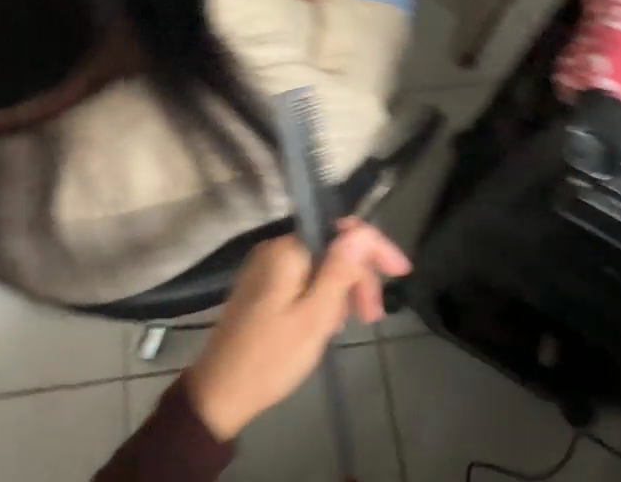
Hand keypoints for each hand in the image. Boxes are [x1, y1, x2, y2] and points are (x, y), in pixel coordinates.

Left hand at [185, 220, 410, 440]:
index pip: (340, 229)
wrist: (219, 392)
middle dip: (358, 277)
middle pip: (330, 247)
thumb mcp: (314, 317)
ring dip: (340, 290)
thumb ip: (339, 271)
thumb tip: (361, 232)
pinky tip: (325, 324)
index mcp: (287, 250)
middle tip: (373, 317)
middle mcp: (274, 249)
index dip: (374, 247)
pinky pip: (302, 280)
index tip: (401, 273)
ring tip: (346, 326)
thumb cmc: (271, 357)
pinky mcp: (261, 288)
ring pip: (318, 266)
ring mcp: (265, 268)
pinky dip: (320, 297)